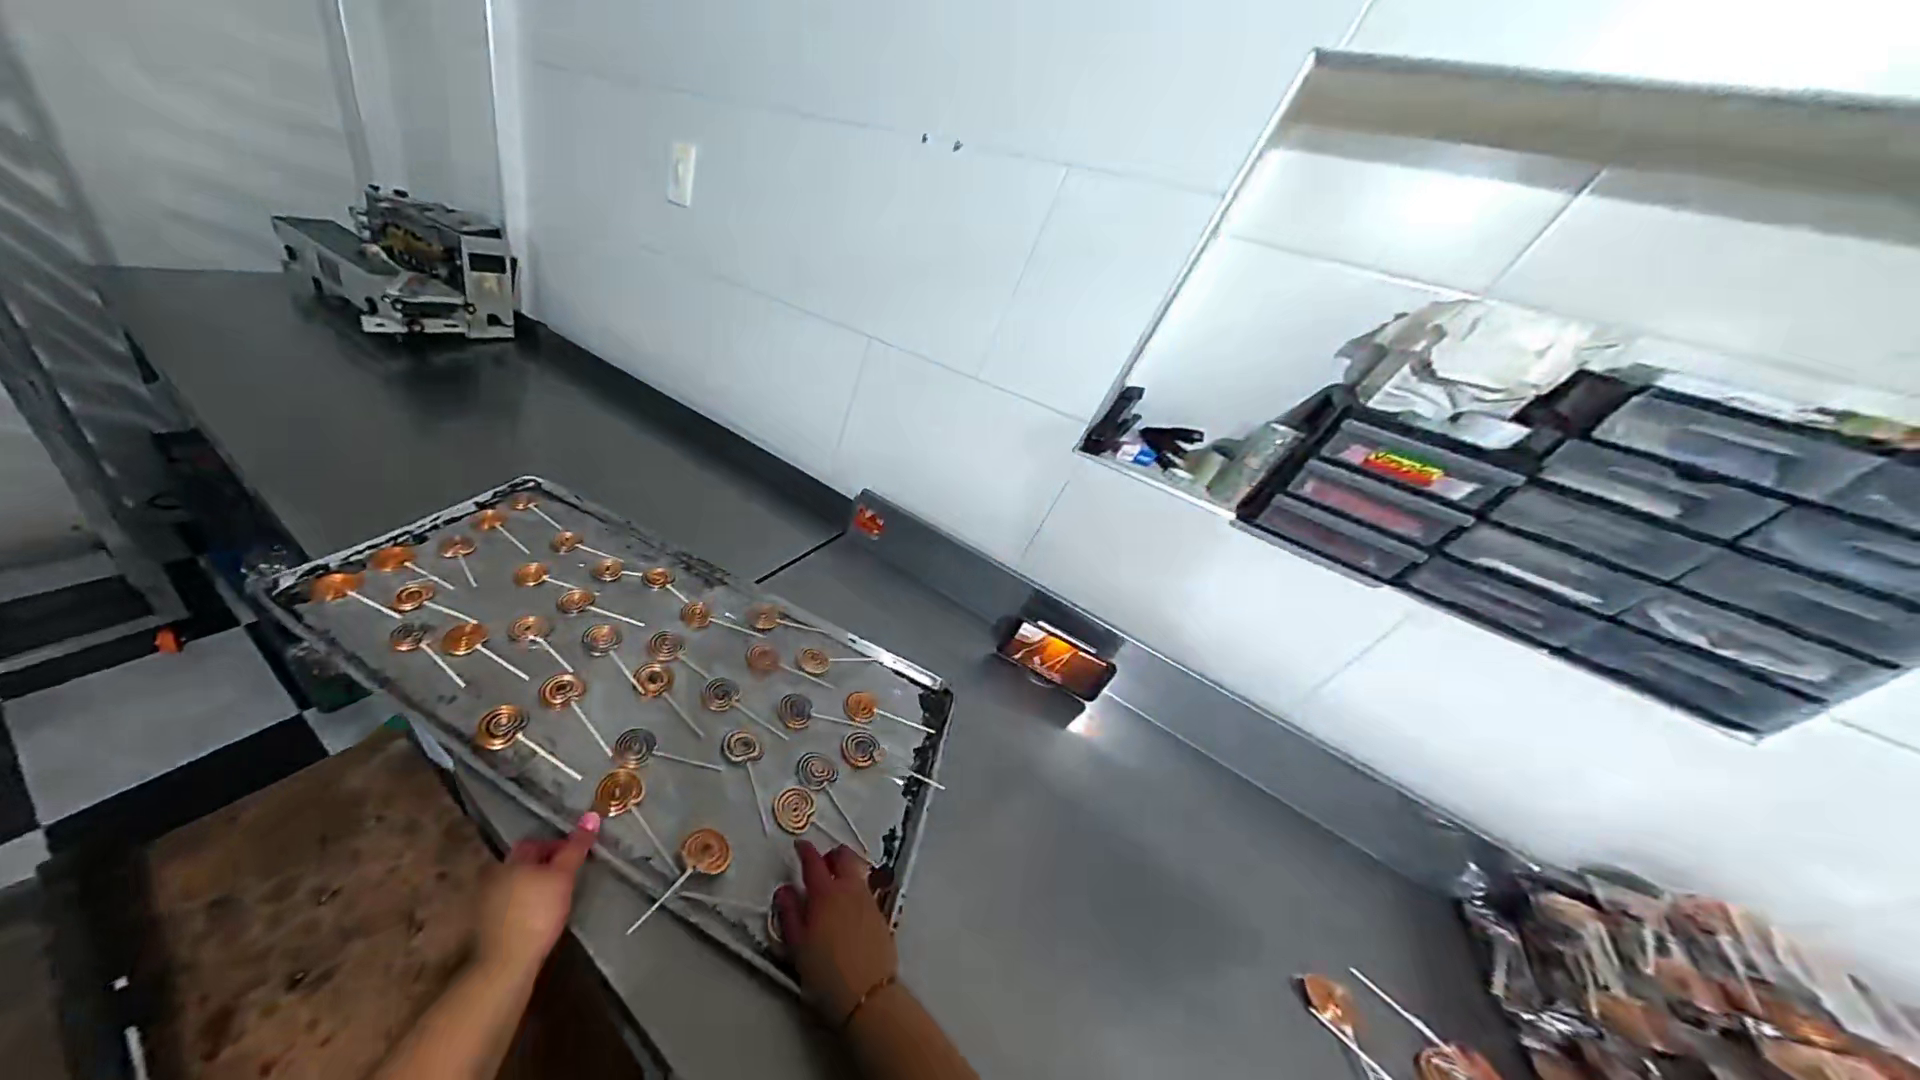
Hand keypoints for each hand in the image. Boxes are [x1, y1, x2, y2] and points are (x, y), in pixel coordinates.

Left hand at [474, 811, 598, 975]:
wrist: (507, 963)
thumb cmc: (538, 912)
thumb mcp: (563, 875)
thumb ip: (577, 847)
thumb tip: (591, 815)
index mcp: (509, 862)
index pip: (535, 841)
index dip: (557, 844)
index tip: (575, 857)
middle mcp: (494, 877)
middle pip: (526, 862)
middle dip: (548, 864)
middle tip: (570, 875)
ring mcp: (487, 902)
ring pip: (519, 883)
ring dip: (538, 884)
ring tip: (558, 896)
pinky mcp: (488, 924)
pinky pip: (513, 902)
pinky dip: (528, 902)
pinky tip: (541, 915)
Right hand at [774, 840, 896, 1021]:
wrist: (868, 995)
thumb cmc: (826, 974)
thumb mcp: (798, 946)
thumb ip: (790, 914)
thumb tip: (784, 891)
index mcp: (826, 894)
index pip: (814, 862)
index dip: (805, 850)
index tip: (799, 846)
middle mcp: (850, 889)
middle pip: (843, 856)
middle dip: (831, 854)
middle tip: (820, 863)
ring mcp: (868, 899)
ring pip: (857, 870)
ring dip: (845, 868)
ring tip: (833, 884)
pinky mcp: (880, 913)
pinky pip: (866, 888)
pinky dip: (855, 886)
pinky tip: (848, 904)